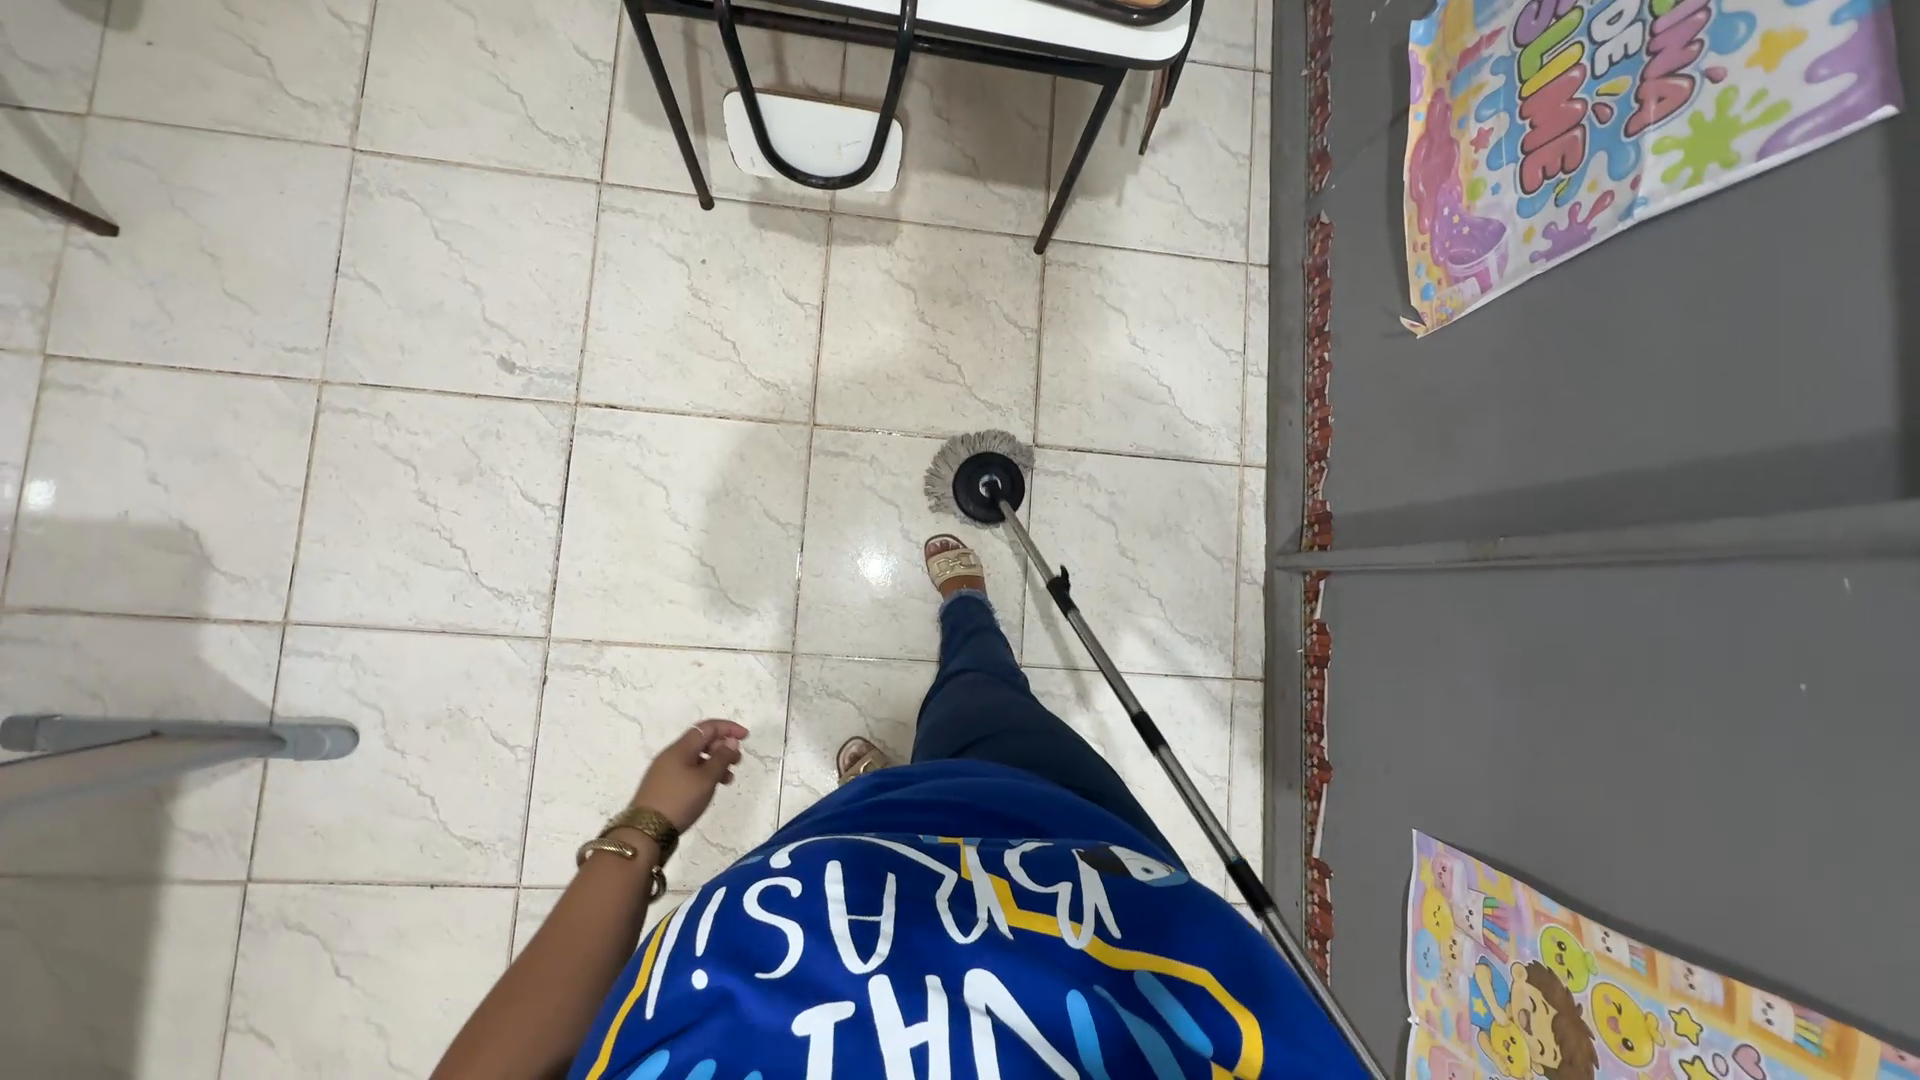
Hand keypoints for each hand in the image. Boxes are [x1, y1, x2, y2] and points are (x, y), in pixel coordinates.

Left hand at [631, 719, 748, 831]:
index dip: (728, 728)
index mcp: (680, 748)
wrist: (644, 833)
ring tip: (727, 780)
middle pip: (701, 742)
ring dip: (714, 763)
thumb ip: (721, 758)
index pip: (707, 728)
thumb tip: (730, 740)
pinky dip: (703, 774)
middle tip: (737, 762)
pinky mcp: (662, 787)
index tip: (745, 737)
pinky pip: (688, 771)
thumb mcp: (706, 779)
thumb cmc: (679, 800)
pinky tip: (709, 789)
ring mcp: (664, 772)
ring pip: (695, 758)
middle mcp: (670, 756)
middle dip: (722, 747)